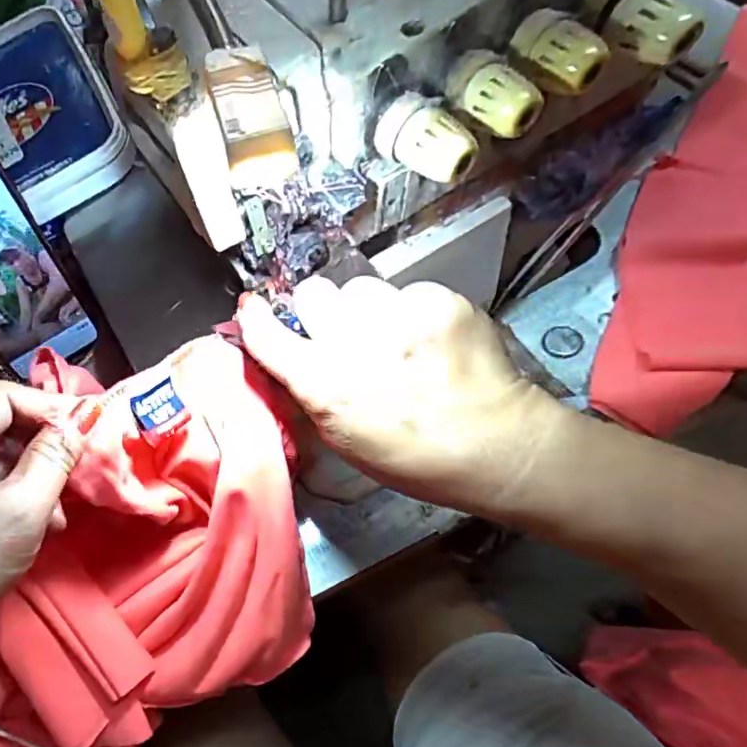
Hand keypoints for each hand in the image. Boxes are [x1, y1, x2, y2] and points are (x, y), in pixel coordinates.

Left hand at [0, 381, 86, 702]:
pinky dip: (7, 491)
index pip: (4, 397)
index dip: (52, 410)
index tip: (92, 431)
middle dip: (42, 448)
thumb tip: (80, 424)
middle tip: (77, 476)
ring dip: (29, 475)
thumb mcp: (20, 511)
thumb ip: (54, 460)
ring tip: (56, 515)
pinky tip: (31, 522)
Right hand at [238, 277, 572, 518]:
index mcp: (322, 385)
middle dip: (322, 310)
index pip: (267, 333)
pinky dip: (411, 312)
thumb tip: (292, 364)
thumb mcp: (344, 440)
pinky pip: (406, 292)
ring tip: (394, 338)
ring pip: (360, 288)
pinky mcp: (436, 301)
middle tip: (343, 332)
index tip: (253, 308)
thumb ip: (312, 395)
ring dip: (367, 310)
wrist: (493, 445)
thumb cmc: (413, 459)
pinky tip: (428, 341)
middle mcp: (351, 343)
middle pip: (313, 292)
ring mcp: (397, 316)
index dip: (256, 317)